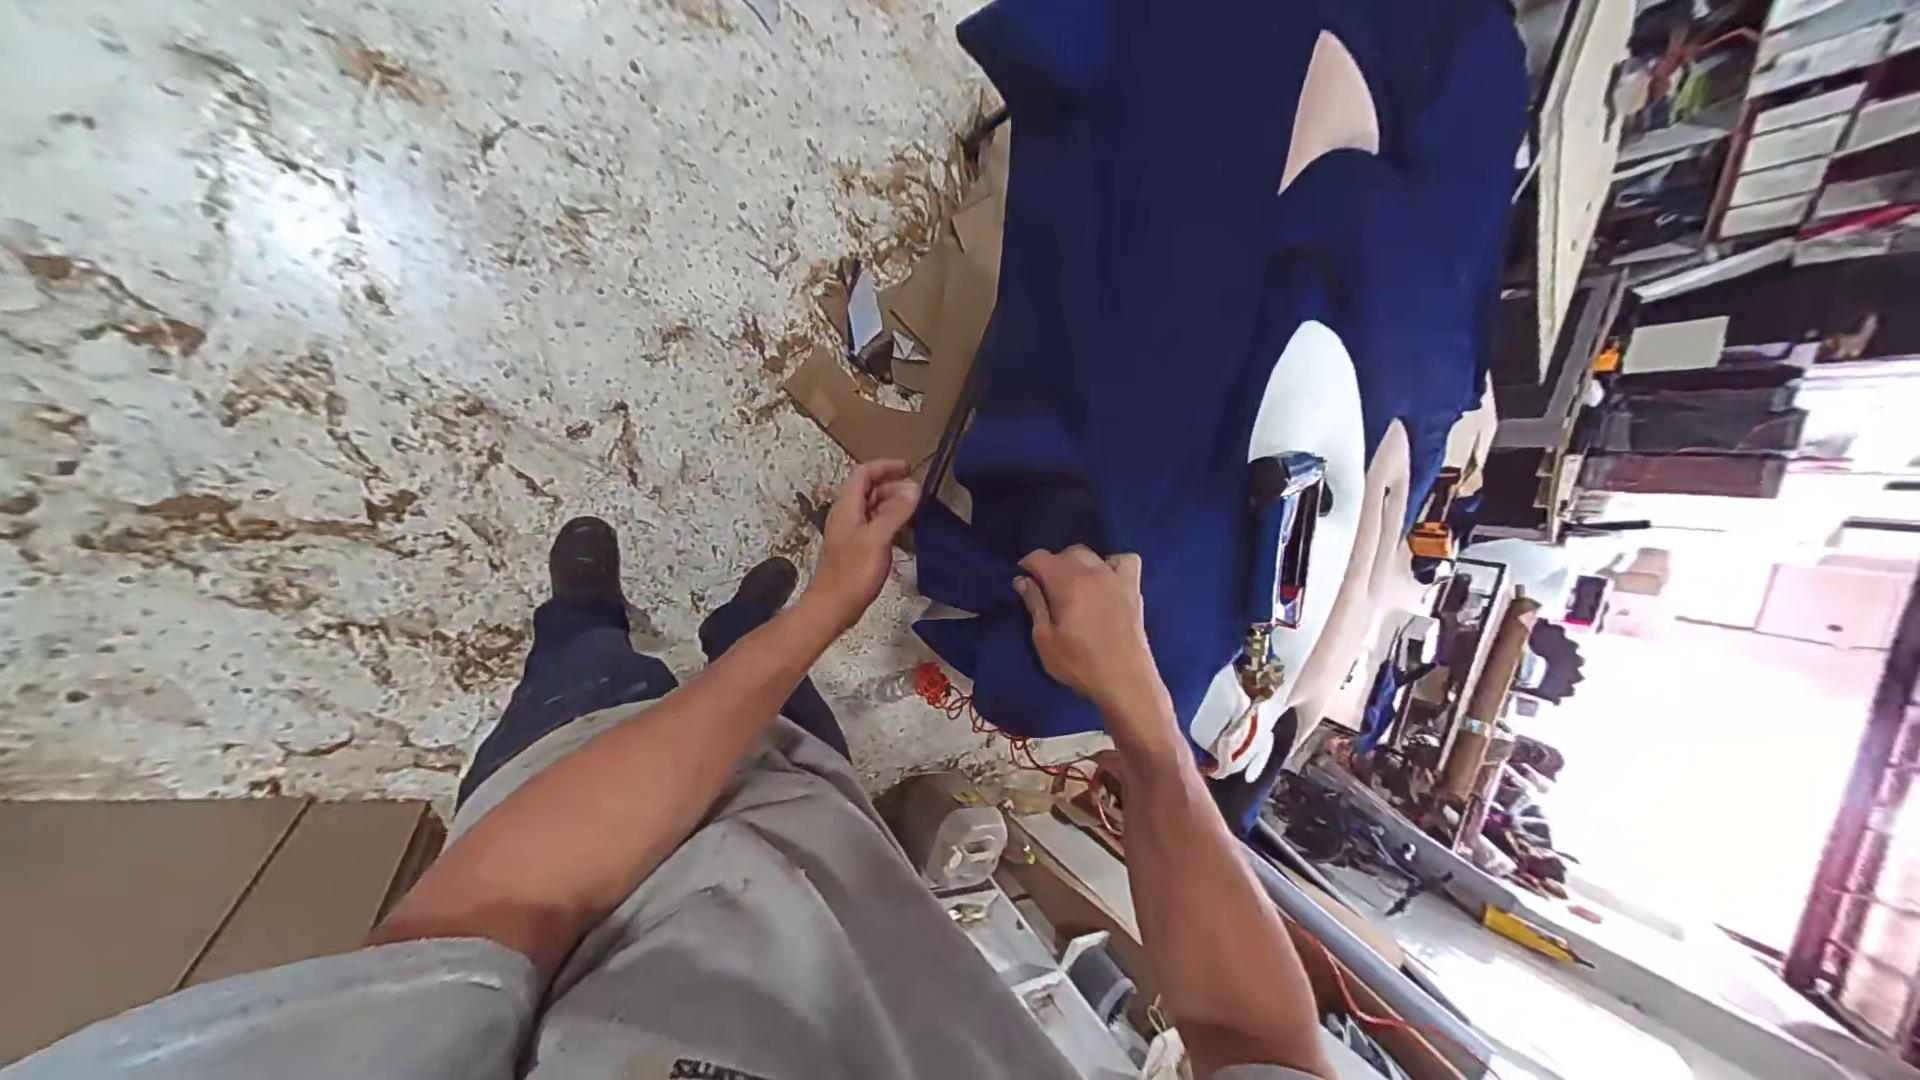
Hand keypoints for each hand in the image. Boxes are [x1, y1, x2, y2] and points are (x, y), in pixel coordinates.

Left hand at [805, 460, 918, 630]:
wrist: (833, 606)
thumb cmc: (853, 572)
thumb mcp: (878, 538)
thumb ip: (896, 511)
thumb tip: (913, 488)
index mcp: (847, 507)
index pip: (864, 473)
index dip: (885, 466)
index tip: (908, 468)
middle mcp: (846, 515)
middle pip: (869, 489)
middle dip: (893, 485)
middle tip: (917, 492)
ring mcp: (850, 532)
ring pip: (872, 507)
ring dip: (893, 503)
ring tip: (915, 510)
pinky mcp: (855, 548)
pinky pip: (874, 525)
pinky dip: (890, 521)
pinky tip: (905, 532)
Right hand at [1014, 547, 1174, 736]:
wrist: (1125, 681)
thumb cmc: (1079, 664)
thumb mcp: (1045, 639)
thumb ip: (1033, 604)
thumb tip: (1022, 580)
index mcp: (1067, 583)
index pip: (1041, 557)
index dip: (1028, 564)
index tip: (1023, 579)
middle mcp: (1092, 572)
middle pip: (1067, 552)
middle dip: (1052, 564)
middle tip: (1046, 588)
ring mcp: (1116, 579)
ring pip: (1092, 554)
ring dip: (1078, 562)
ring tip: (1073, 584)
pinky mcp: (1133, 589)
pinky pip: (1125, 561)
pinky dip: (1112, 564)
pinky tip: (1105, 580)